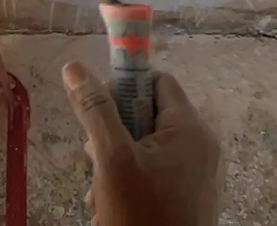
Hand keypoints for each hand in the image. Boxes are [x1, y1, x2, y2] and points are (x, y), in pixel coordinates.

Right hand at [63, 62, 222, 225]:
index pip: (156, 81)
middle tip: (95, 157)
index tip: (101, 111)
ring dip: (117, 160)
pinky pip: (157, 171)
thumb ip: (95, 109)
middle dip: (114, 131)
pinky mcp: (191, 199)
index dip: (125, 87)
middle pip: (149, 113)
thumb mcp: (111, 158)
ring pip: (148, 145)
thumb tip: (74, 66)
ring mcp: (198, 176)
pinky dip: (132, 180)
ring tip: (101, 190)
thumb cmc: (141, 216)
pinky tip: (112, 205)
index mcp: (191, 130)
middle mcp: (202, 148)